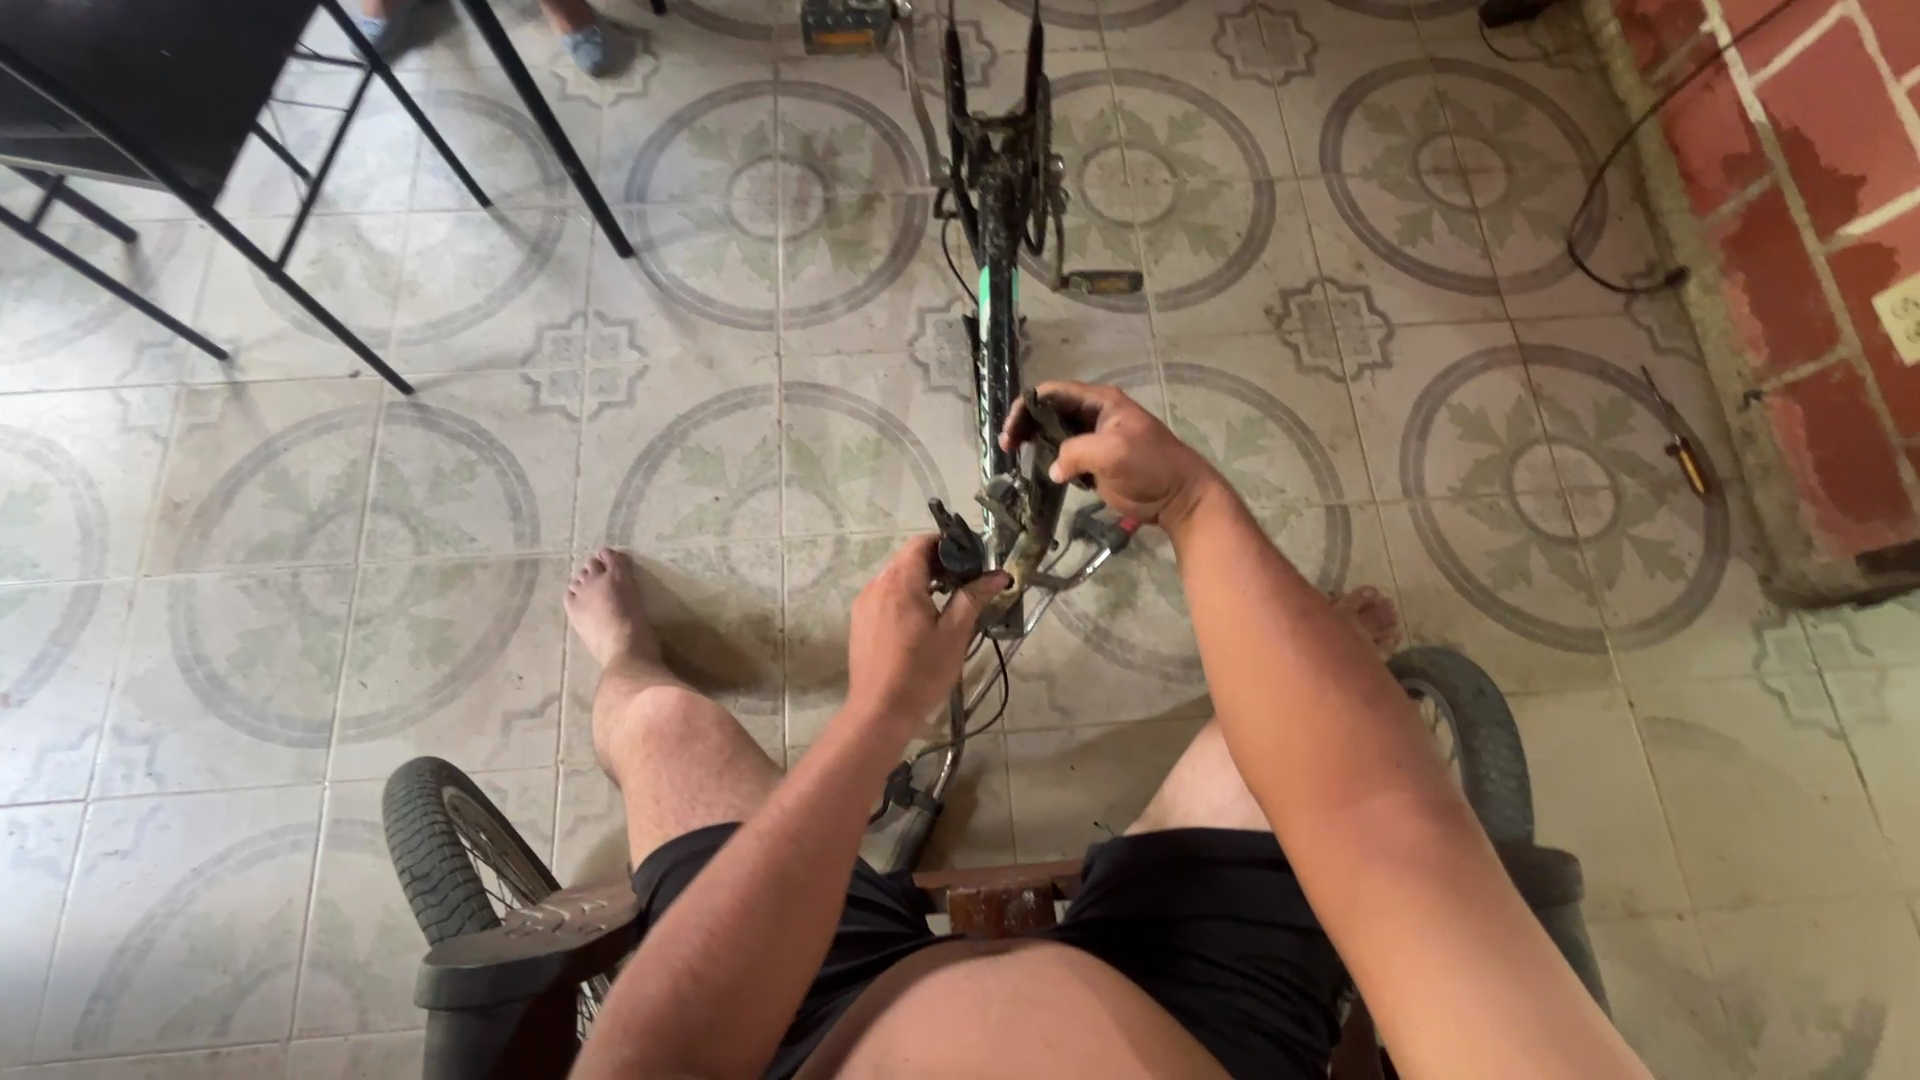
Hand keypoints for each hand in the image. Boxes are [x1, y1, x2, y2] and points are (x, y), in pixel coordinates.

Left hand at [843, 536, 1008, 737]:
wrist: (880, 711)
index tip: (970, 559)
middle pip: (907, 558)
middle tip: (964, 580)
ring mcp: (864, 603)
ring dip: (920, 580)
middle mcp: (877, 585)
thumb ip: (974, 597)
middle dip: (936, 563)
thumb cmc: (921, 672)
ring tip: (947, 600)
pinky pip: (884, 594)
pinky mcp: (859, 620)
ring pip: (895, 577)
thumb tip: (1000, 575)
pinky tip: (921, 618)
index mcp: (900, 582)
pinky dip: (904, 595)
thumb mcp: (954, 634)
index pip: (921, 543)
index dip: (946, 544)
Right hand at [1001, 381, 1224, 528]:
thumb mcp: (1112, 453)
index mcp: (1100, 401)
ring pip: (1053, 433)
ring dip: (1033, 443)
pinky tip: (1034, 471)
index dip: (1026, 408)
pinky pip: (1063, 455)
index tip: (1011, 433)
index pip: (1052, 393)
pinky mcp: (1093, 462)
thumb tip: (1053, 470)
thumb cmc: (1151, 467)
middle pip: (1048, 410)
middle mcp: (1093, 414)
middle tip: (1008, 448)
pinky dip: (1046, 460)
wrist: (1179, 497)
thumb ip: (1076, 453)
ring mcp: (1093, 438)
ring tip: (1014, 459)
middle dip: (1025, 424)